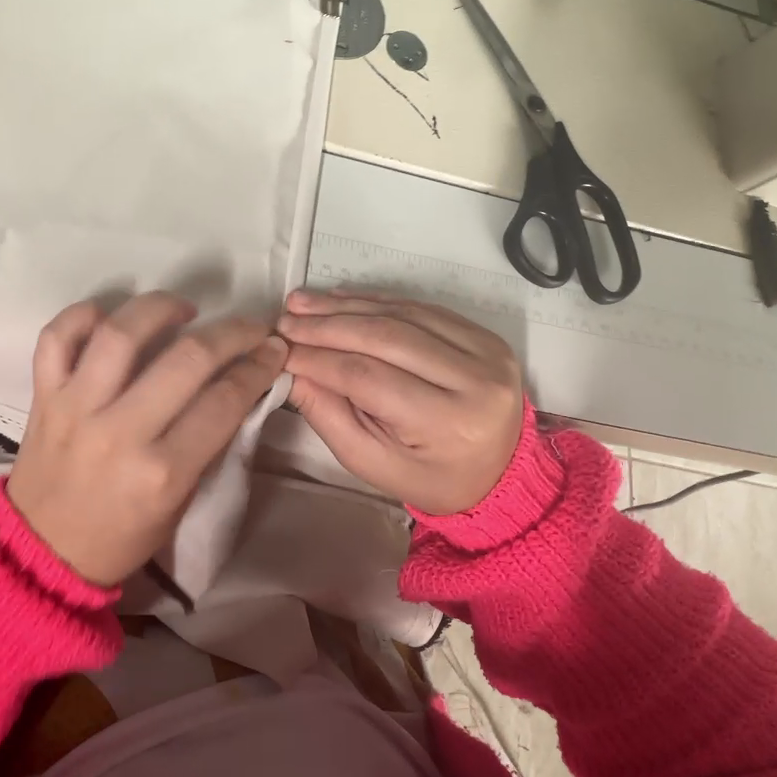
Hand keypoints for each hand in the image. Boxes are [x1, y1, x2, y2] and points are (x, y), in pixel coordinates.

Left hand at [8, 293, 287, 586]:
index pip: (225, 400)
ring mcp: (76, 409)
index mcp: (162, 472)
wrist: (43, 552)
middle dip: (232, 333)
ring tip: (184, 309)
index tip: (273, 350)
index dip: (258, 367)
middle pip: (187, 359)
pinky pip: (56, 337)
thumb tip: (238, 387)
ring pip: (120, 334)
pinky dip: (82, 315)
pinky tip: (110, 317)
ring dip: (161, 307)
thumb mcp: (180, 504)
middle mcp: (120, 432)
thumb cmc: (122, 535)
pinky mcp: (43, 396)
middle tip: (249, 327)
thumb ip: (207, 445)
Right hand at [279, 290, 523, 513]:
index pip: (368, 377)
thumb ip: (328, 416)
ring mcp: (487, 352)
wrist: (498, 475)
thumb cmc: (427, 477)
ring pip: (403, 314)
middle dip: (327, 326)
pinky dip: (377, 300)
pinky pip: (423, 308)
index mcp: (448, 423)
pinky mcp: (486, 336)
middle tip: (285, 320)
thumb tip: (287, 370)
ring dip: (346, 306)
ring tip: (301, 303)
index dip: (318, 358)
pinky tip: (340, 299)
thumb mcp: (371, 462)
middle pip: (386, 338)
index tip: (279, 349)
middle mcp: (476, 381)